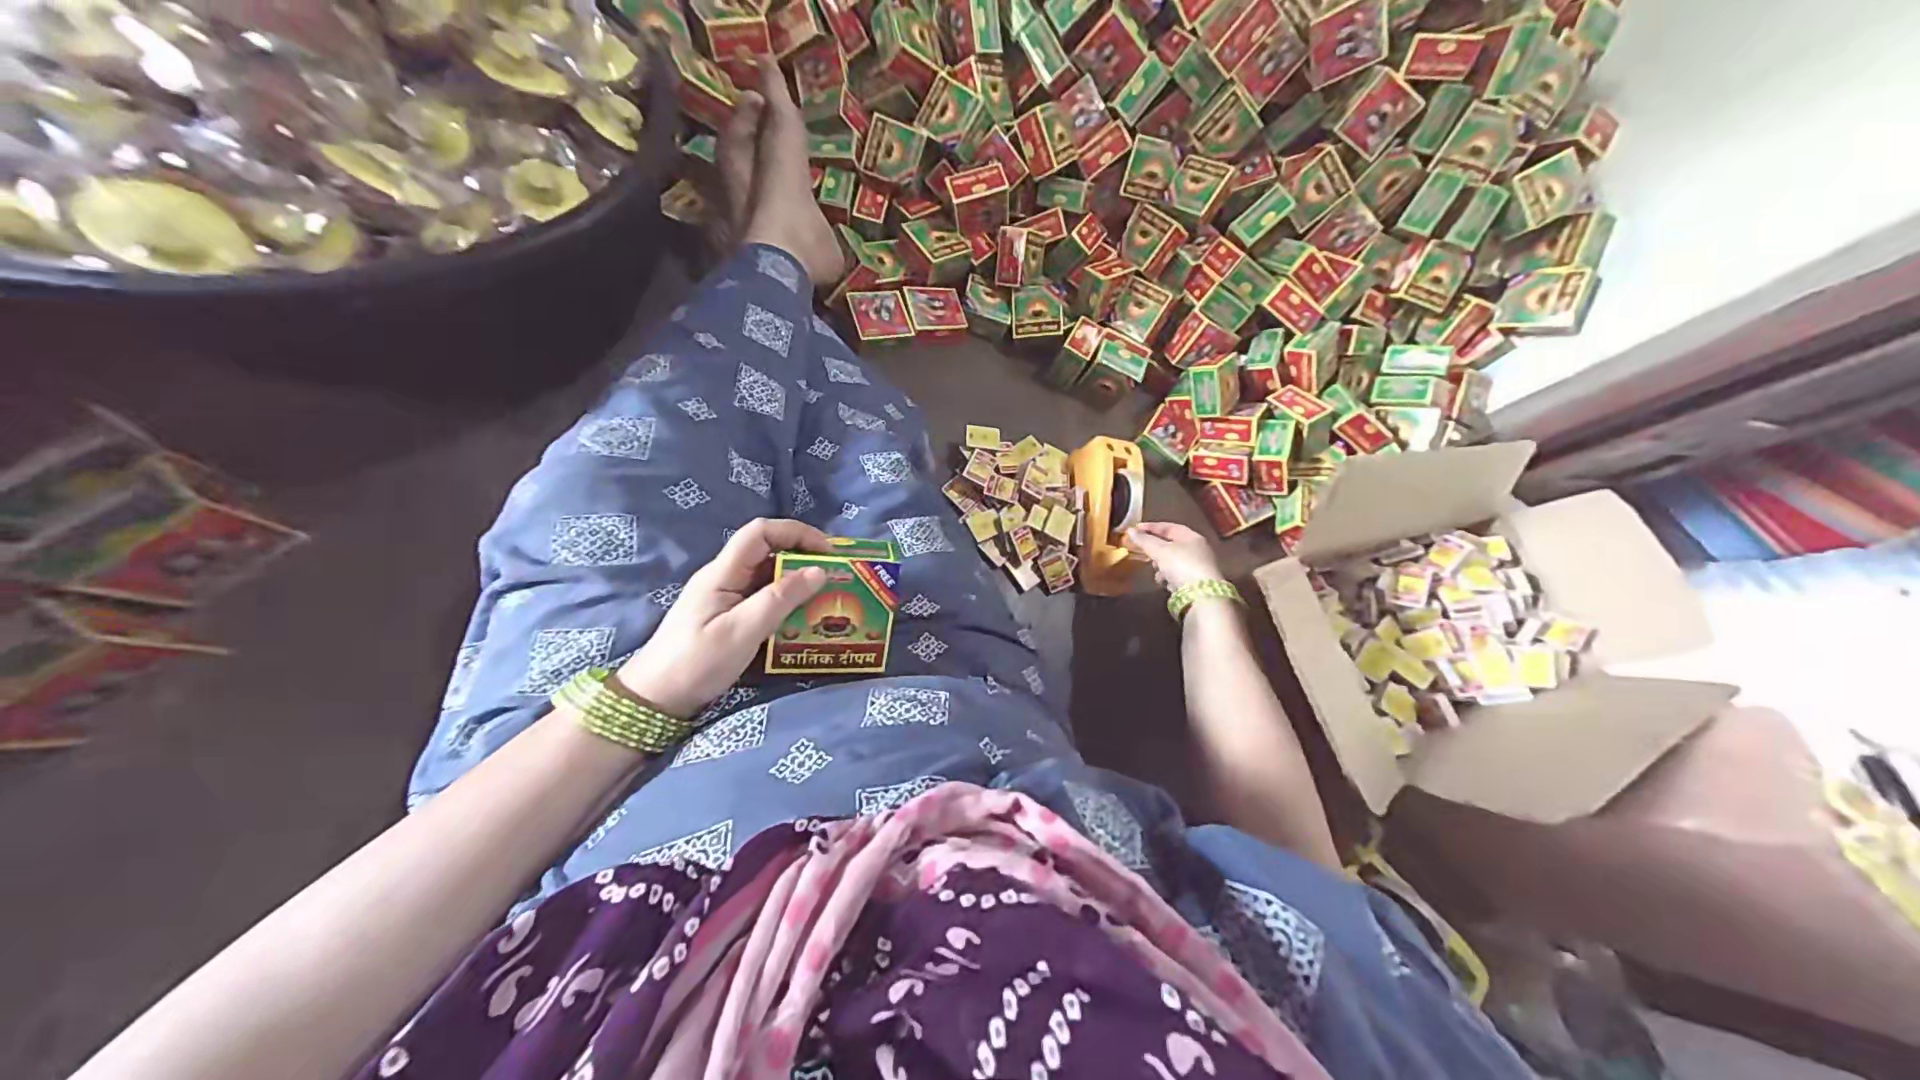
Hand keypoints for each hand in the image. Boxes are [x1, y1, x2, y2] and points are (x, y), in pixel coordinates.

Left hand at [616, 519, 832, 718]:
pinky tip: (802, 616)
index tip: (828, 551)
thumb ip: (780, 598)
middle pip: (767, 550)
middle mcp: (724, 577)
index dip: (796, 533)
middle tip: (835, 575)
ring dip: (797, 580)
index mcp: (722, 572)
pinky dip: (786, 600)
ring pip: (767, 575)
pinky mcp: (727, 616)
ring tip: (826, 596)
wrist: (655, 698)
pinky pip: (762, 597)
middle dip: (803, 556)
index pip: (761, 532)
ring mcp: (724, 596)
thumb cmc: (696, 662)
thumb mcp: (742, 631)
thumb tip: (819, 570)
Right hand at [1124, 522, 1224, 592]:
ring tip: (1156, 571)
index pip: (1169, 527)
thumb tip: (1131, 531)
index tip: (1135, 529)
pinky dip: (1169, 578)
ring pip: (1172, 562)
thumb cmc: (1181, 565)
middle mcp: (1197, 550)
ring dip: (1161, 566)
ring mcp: (1198, 567)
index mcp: (1192, 537)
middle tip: (1143, 552)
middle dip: (1155, 550)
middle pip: (1171, 545)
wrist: (1201, 595)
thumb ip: (1144, 540)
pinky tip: (1166, 583)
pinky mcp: (1196, 583)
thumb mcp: (1160, 550)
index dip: (1151, 527)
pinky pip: (1177, 576)